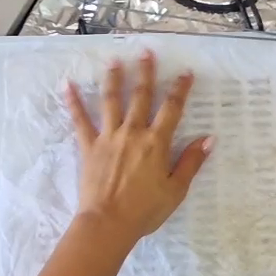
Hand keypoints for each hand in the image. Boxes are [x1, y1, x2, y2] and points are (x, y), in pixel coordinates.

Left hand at [65, 51, 212, 240]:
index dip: (180, 89)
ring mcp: (108, 137)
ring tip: (114, 60)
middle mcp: (133, 132)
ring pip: (111, 101)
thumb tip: (208, 138)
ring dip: (113, 78)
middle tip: (146, 51)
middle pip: (141, 96)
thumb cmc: (145, 210)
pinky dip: (73, 102)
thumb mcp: (176, 189)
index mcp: (157, 142)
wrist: (108, 223)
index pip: (172, 108)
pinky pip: (79, 120)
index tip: (186, 72)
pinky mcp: (88, 146)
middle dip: (145, 72)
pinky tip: (66, 85)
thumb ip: (191, 162)